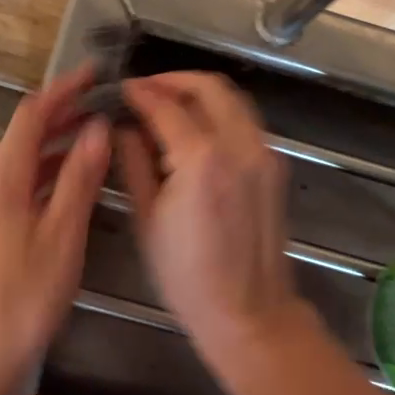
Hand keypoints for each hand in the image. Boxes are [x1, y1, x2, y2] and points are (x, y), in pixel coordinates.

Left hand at [0, 66, 110, 388]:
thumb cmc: (24, 297)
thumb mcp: (62, 237)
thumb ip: (79, 180)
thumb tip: (96, 129)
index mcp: (3, 180)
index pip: (31, 116)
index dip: (63, 90)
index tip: (95, 74)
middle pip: (25, 137)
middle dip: (62, 116)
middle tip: (103, 106)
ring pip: (24, 164)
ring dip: (57, 147)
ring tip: (97, 142)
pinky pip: (22, 188)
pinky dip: (50, 176)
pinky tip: (75, 189)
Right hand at [117, 73, 304, 348]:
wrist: (249, 313)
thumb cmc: (187, 277)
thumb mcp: (146, 220)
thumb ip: (134, 163)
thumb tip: (123, 128)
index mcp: (202, 160)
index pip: (166, 106)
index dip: (139, 93)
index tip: (120, 89)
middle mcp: (239, 146)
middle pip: (208, 87)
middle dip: (172, 81)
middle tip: (144, 90)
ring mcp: (264, 154)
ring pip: (232, 99)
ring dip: (198, 93)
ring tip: (167, 105)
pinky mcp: (274, 166)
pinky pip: (244, 121)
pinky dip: (218, 113)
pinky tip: (195, 130)